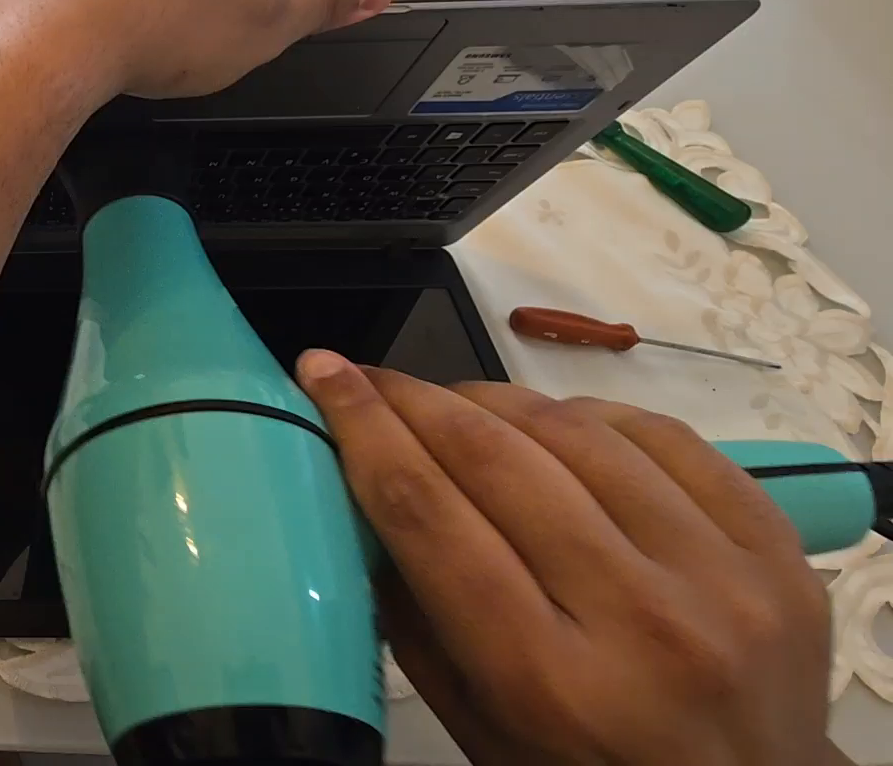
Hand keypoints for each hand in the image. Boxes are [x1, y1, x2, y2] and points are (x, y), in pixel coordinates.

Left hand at [0, 0, 392, 99]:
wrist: (70, 31)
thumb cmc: (167, 27)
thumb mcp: (270, 27)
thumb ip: (326, 3)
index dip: (271, 14)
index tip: (252, 42)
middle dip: (218, 9)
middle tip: (202, 51)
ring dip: (168, 9)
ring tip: (155, 48)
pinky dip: (123, 10)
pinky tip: (119, 38)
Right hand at [293, 351, 842, 765]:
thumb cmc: (565, 760)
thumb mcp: (454, 700)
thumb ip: (400, 590)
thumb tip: (352, 473)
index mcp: (541, 672)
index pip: (424, 506)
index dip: (361, 423)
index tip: (320, 369)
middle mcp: (641, 621)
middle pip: (491, 455)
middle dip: (409, 396)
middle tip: (368, 376)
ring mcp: (723, 580)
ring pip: (569, 429)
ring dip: (485, 397)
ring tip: (449, 405)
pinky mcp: (775, 552)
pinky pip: (657, 433)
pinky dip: (580, 412)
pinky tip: (546, 426)